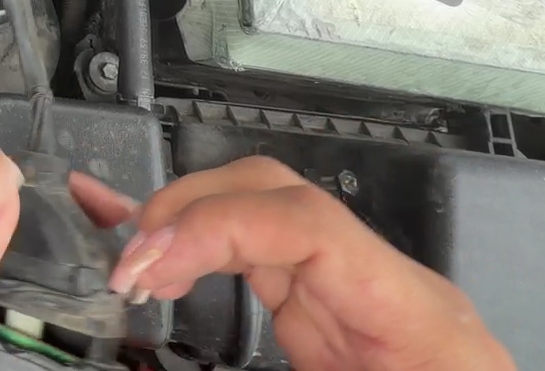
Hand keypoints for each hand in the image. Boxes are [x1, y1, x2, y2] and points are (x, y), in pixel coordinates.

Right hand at [74, 156, 515, 370]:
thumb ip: (265, 363)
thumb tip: (163, 340)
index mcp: (412, 313)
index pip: (303, 222)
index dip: (213, 225)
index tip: (150, 266)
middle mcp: (376, 279)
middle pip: (270, 190)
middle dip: (186, 210)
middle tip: (131, 263)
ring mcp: (347, 284)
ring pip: (251, 207)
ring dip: (181, 222)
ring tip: (133, 265)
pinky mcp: (324, 301)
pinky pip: (251, 248)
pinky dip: (198, 245)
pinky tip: (160, 258)